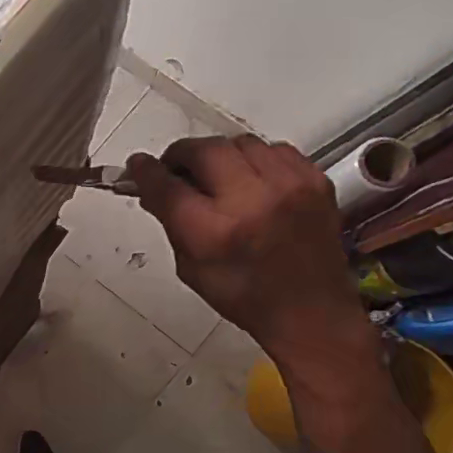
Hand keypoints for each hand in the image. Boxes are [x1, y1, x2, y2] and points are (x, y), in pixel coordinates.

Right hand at [125, 135, 364, 358]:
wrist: (309, 310)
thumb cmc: (244, 297)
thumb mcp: (191, 268)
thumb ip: (172, 224)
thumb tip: (156, 190)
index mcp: (213, 232)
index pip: (167, 186)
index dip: (146, 171)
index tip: (138, 164)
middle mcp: (251, 200)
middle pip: (204, 151)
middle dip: (182, 156)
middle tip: (177, 169)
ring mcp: (288, 186)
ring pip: (240, 142)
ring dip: (220, 155)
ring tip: (217, 176)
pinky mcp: (314, 180)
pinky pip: (276, 150)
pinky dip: (256, 159)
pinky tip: (252, 180)